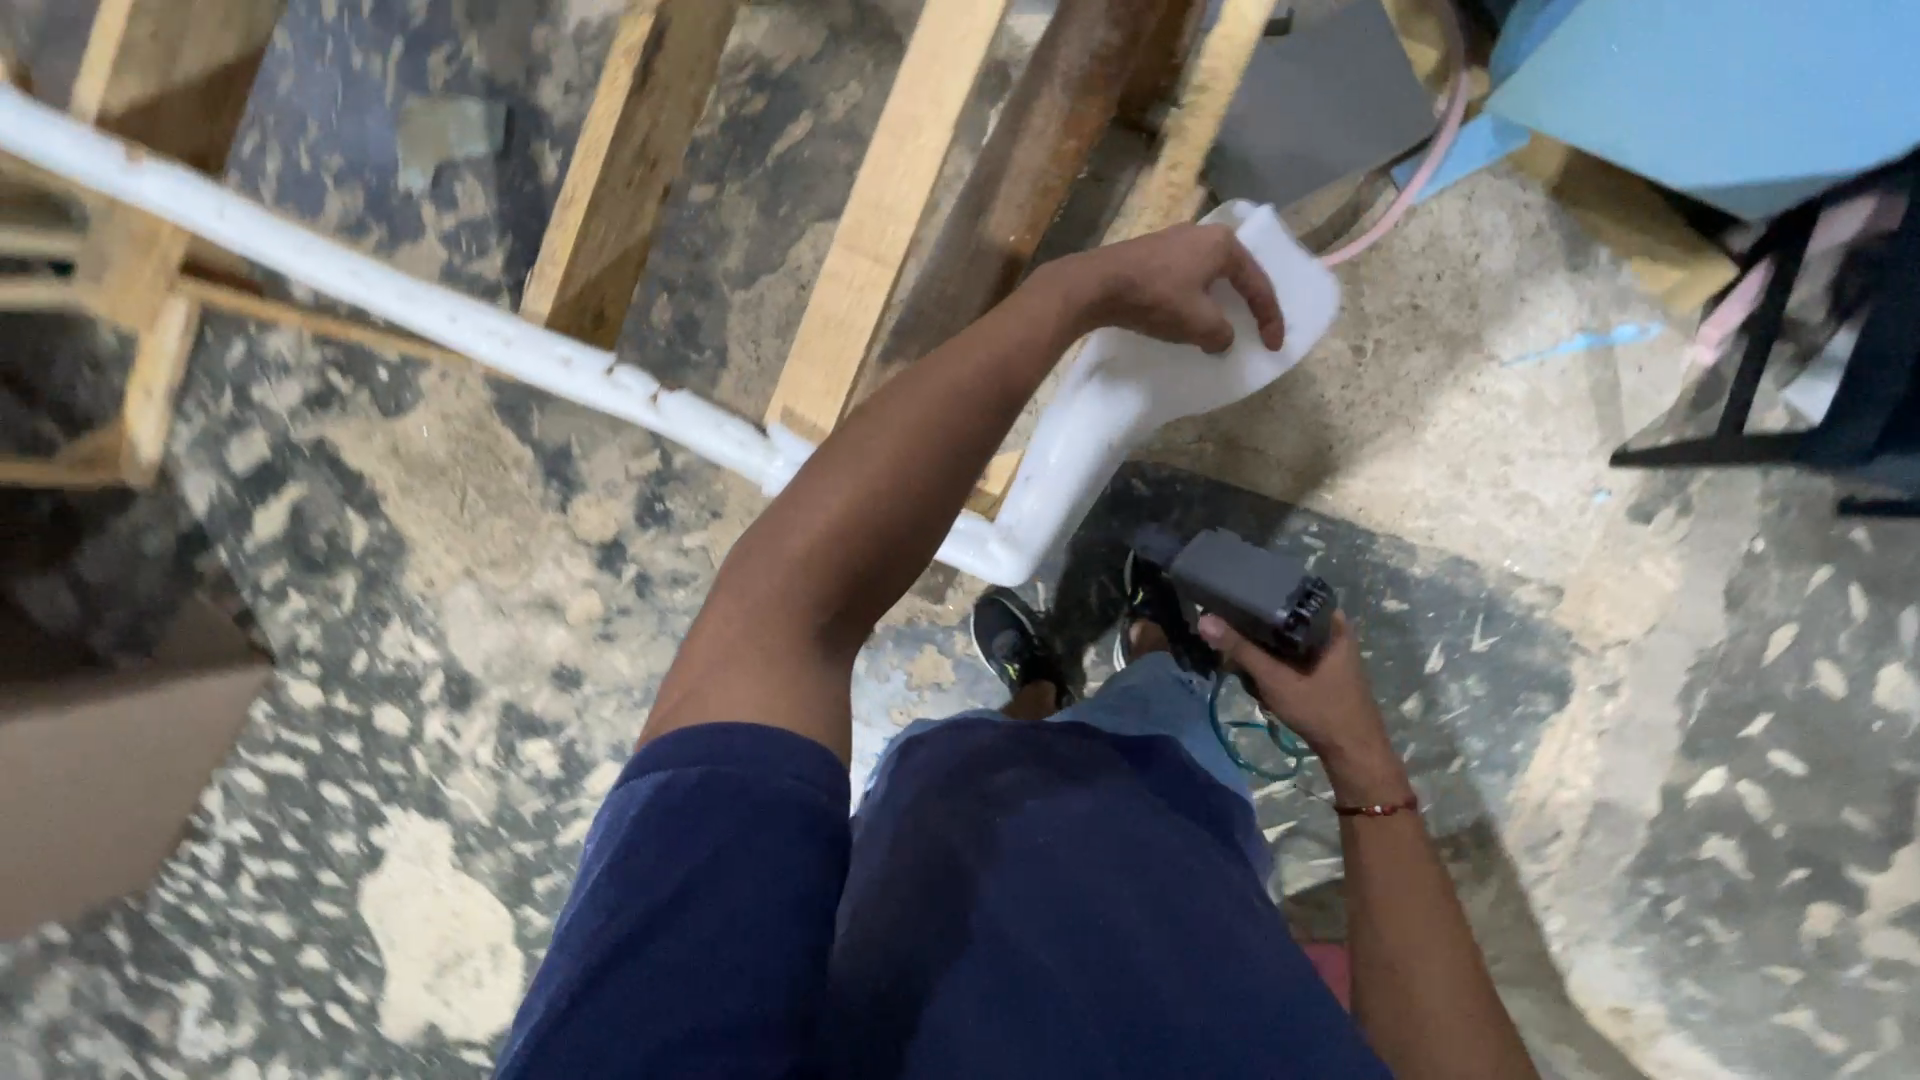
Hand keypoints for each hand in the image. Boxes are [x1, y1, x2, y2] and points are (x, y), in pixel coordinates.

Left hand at [1044, 224, 1285, 353]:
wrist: (1095, 285)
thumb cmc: (1155, 299)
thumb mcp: (1198, 323)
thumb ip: (1221, 334)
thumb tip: (1223, 339)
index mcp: (1223, 245)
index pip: (1258, 284)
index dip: (1269, 319)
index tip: (1273, 346)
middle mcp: (1202, 234)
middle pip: (1235, 274)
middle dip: (1246, 303)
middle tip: (1255, 327)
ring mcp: (1173, 240)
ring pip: (1207, 275)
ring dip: (1217, 301)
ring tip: (1222, 323)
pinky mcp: (1150, 254)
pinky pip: (1184, 277)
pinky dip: (1193, 297)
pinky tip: (1187, 313)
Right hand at [1198, 612, 1411, 802]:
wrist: (1352, 752)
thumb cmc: (1320, 709)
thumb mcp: (1275, 678)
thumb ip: (1240, 649)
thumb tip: (1204, 619)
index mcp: (1331, 622)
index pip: (1289, 592)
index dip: (1258, 595)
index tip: (1230, 599)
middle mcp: (1333, 630)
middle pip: (1284, 617)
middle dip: (1255, 630)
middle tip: (1229, 635)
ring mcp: (1330, 651)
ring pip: (1285, 638)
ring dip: (1262, 649)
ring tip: (1238, 657)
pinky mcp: (1324, 668)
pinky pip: (1291, 654)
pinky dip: (1274, 661)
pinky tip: (1258, 675)